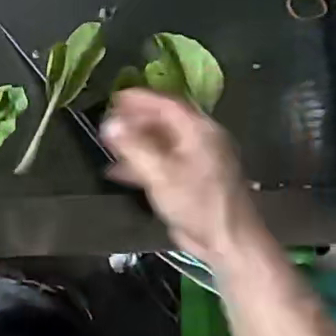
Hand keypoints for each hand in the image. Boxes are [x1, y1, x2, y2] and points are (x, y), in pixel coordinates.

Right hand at [100, 89, 268, 266]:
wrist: (226, 239)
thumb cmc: (196, 203)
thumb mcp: (160, 173)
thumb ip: (133, 146)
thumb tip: (110, 124)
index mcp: (199, 131)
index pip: (167, 104)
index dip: (140, 98)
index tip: (115, 97)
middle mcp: (201, 140)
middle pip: (165, 121)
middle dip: (136, 120)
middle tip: (110, 119)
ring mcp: (198, 160)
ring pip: (163, 142)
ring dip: (137, 141)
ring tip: (110, 143)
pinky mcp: (193, 180)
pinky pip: (165, 162)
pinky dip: (144, 162)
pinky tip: (121, 171)